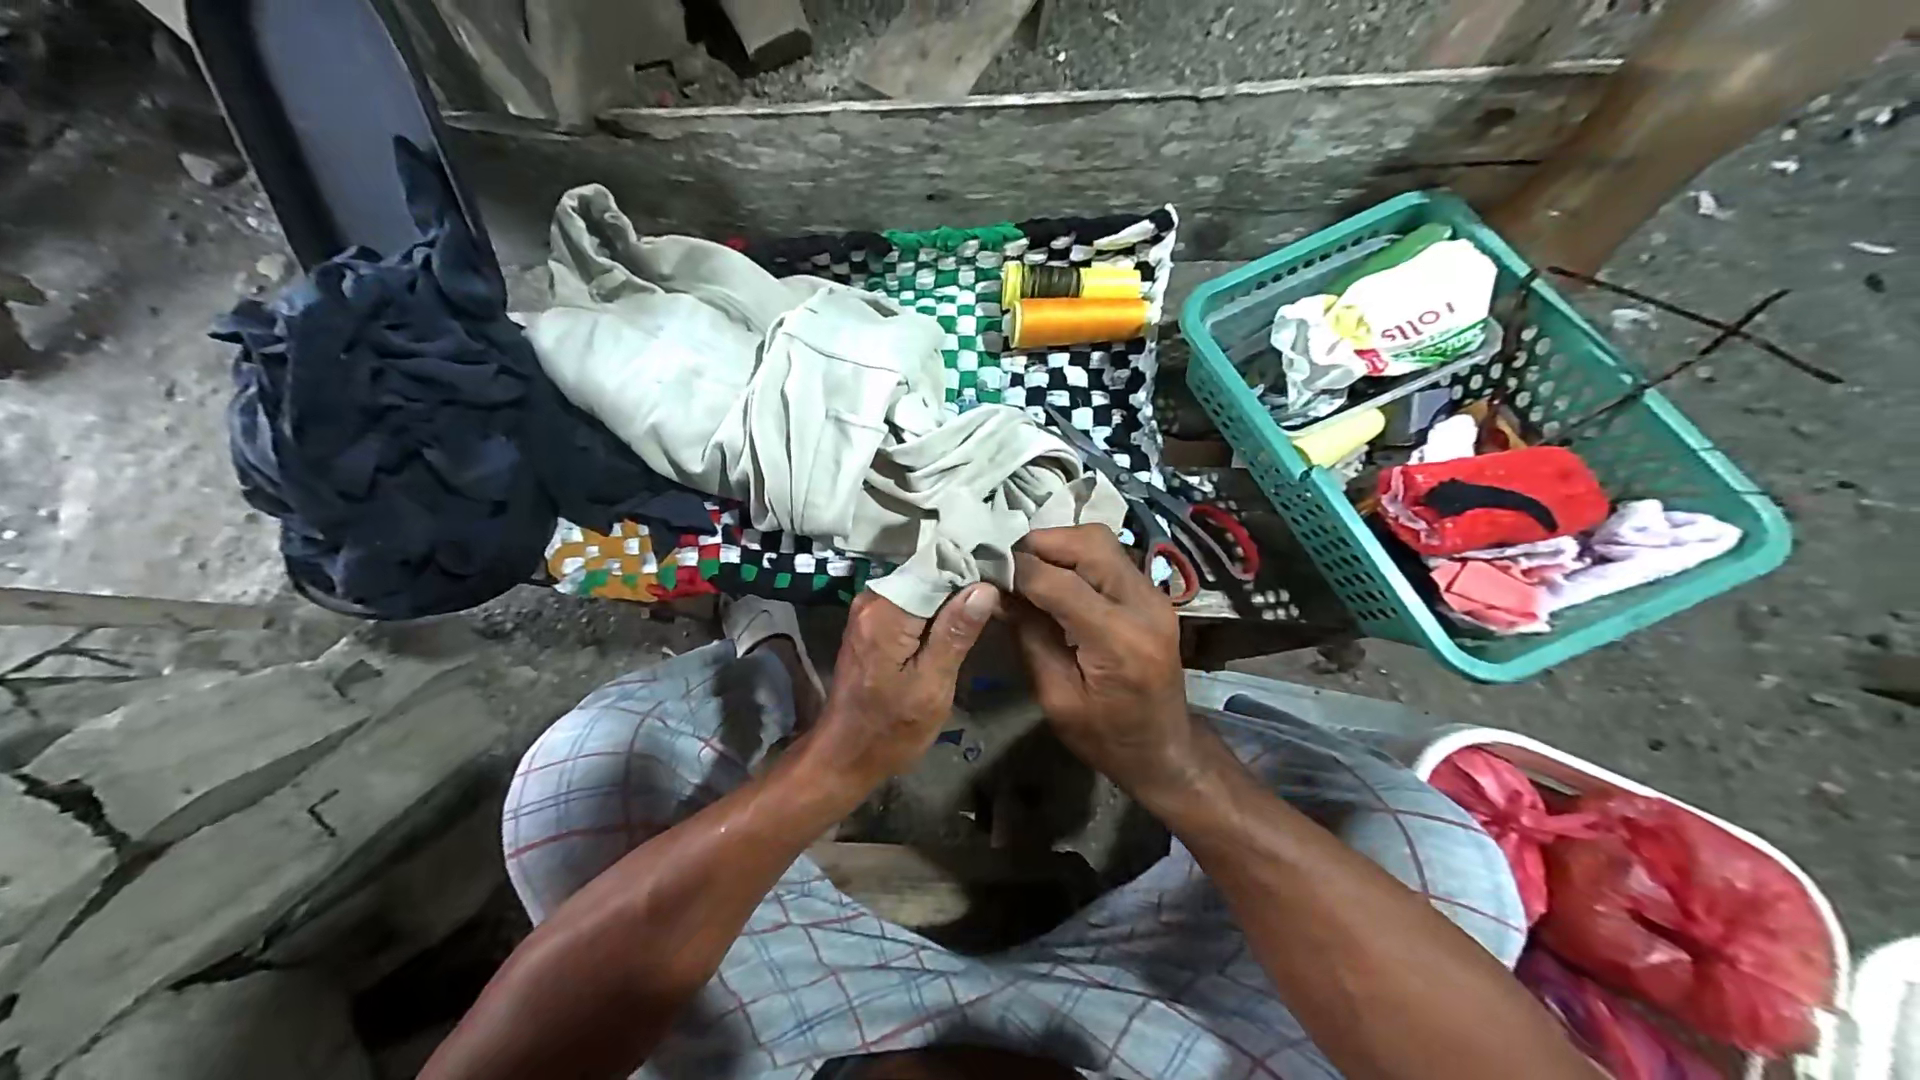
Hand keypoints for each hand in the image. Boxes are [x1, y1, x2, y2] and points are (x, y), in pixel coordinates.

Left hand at [804, 584, 998, 788]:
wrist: (846, 754)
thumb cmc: (891, 729)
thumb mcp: (931, 686)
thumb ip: (955, 634)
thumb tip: (984, 588)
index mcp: (885, 613)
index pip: (933, 568)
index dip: (969, 565)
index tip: (1002, 569)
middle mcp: (871, 600)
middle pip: (926, 573)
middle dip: (963, 578)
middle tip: (1002, 584)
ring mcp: (869, 609)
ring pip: (920, 585)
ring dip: (951, 591)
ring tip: (988, 596)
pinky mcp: (872, 622)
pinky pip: (911, 600)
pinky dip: (935, 605)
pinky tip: (959, 614)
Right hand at [1010, 525, 1210, 802]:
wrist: (1165, 751)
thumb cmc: (1106, 737)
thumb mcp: (1055, 696)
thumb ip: (1029, 636)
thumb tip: (997, 592)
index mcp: (1119, 640)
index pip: (1058, 581)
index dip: (1017, 569)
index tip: (984, 567)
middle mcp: (1144, 605)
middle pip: (1089, 543)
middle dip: (1040, 543)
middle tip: (1005, 562)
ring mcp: (1155, 595)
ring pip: (1101, 541)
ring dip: (1058, 545)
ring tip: (1026, 567)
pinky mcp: (1153, 594)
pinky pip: (1109, 556)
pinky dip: (1075, 557)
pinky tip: (1053, 576)